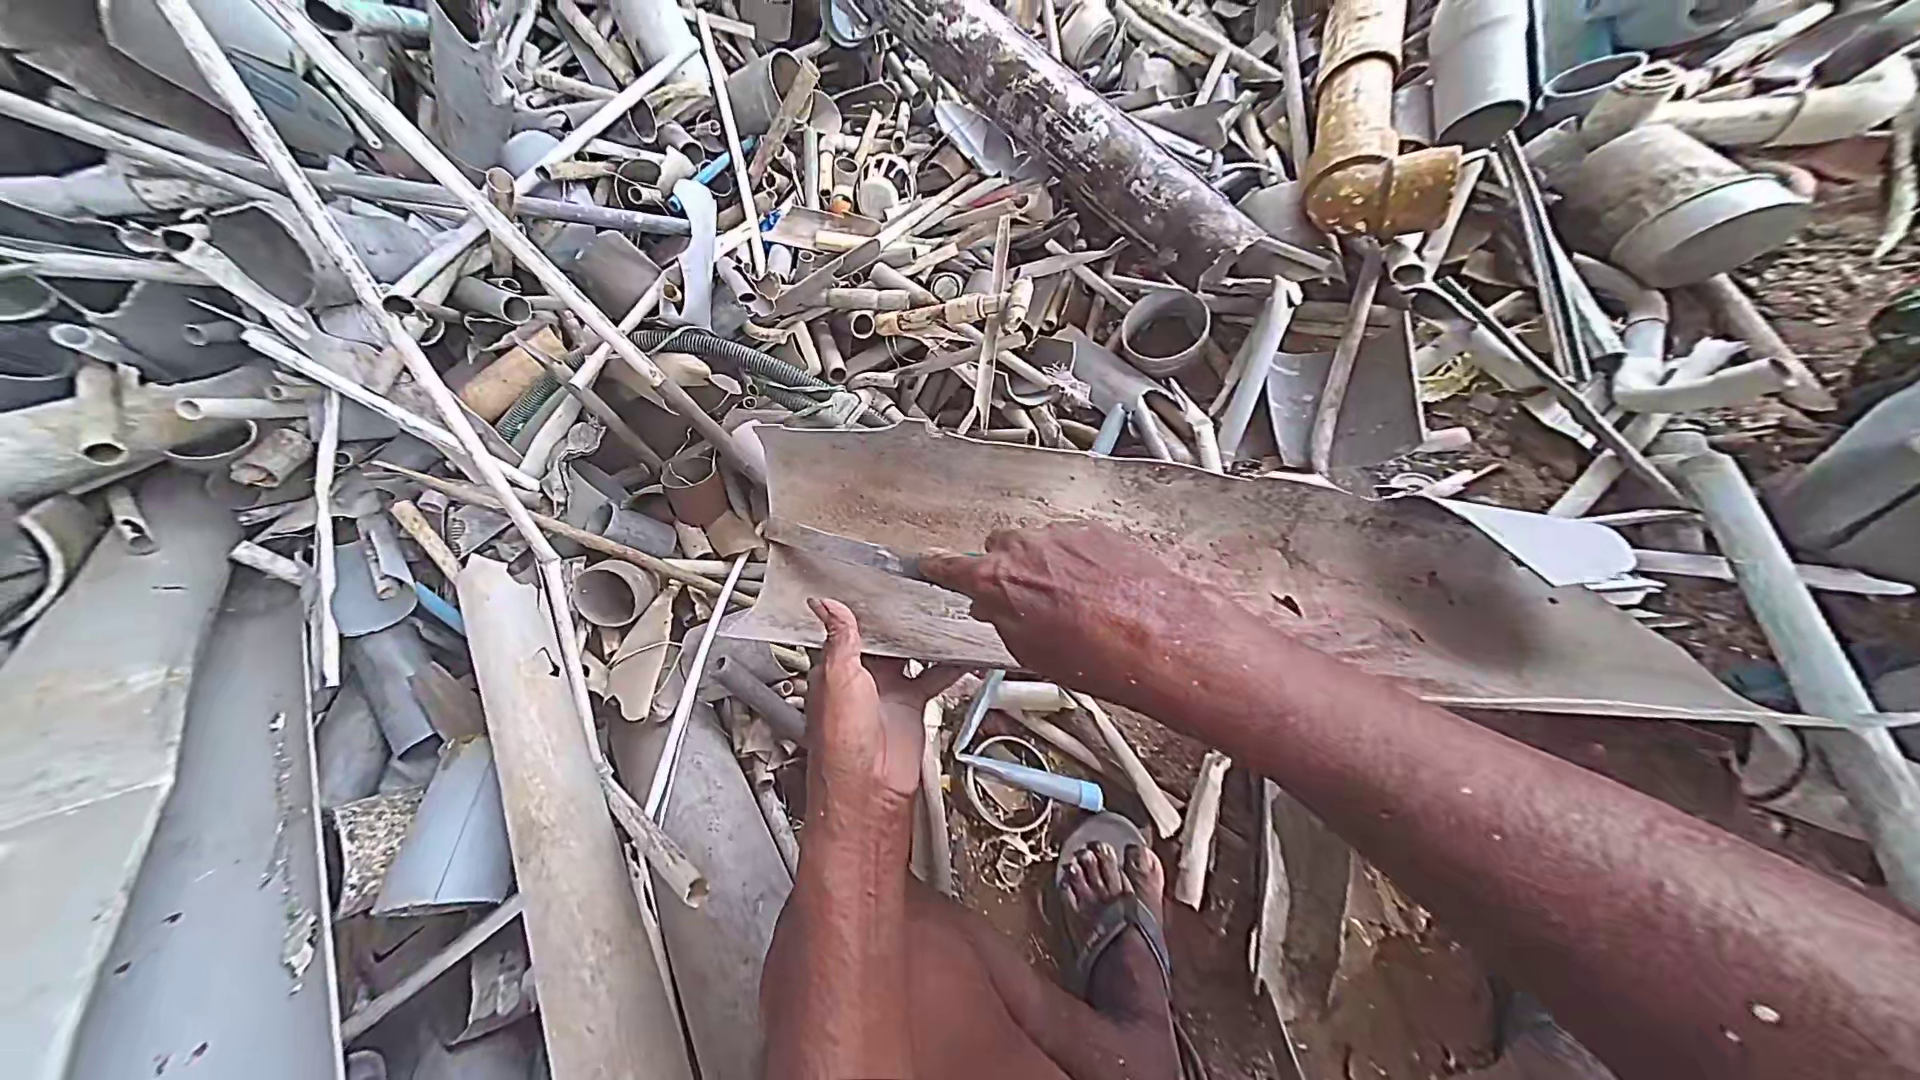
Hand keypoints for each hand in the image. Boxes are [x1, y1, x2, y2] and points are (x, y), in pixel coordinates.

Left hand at [804, 597, 965, 815]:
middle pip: (885, 639)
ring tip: (941, 617)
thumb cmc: (842, 744)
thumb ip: (840, 639)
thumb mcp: (839, 678)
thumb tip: (824, 604)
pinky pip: (933, 678)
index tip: (879, 587)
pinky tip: (960, 654)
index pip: (851, 629)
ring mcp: (888, 690)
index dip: (864, 609)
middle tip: (919, 594)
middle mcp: (862, 677)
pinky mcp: (911, 704)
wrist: (870, 788)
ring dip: (924, 640)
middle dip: (900, 620)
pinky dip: (947, 667)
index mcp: (837, 668)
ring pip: (911, 654)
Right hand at [920, 524, 1251, 711]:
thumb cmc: (1102, 655)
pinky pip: (1072, 542)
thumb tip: (994, 607)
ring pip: (1038, 545)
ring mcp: (1063, 534)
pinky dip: (1077, 562)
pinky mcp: (1096, 530)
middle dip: (1006, 571)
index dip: (936, 566)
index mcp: (997, 578)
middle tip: (1023, 603)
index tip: (929, 564)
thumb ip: (999, 619)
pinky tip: (1097, 594)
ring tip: (1074, 606)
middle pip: (999, 549)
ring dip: (1046, 568)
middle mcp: (1026, 547)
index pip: (950, 566)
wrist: (1164, 638)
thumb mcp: (1029, 653)